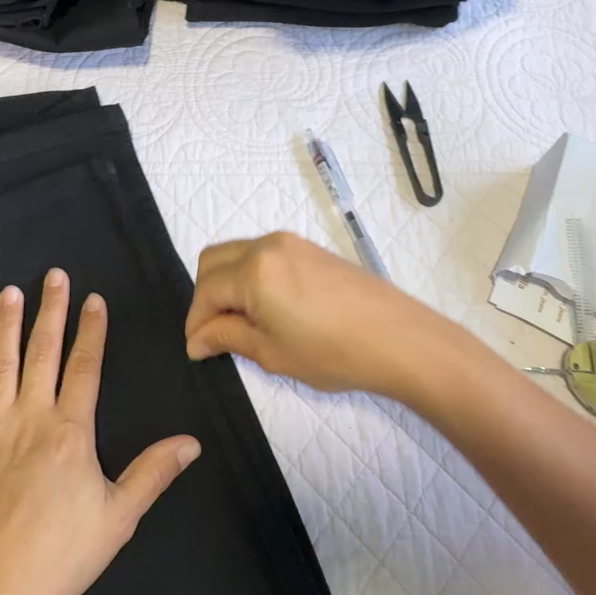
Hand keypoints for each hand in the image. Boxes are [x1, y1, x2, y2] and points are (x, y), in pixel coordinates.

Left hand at [0, 269, 201, 594]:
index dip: (91, 330)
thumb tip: (190, 442)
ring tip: (9, 293)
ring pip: (0, 365)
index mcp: (70, 432)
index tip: (94, 299)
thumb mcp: (118, 517)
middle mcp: (30, 419)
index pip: (85, 367)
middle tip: (54, 275)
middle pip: (44, 353)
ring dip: (6, 326)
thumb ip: (153, 473)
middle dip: (51, 311)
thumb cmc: (59, 556)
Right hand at [184, 231, 460, 398]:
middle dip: (206, 295)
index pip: (206, 290)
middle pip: (213, 260)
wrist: (399, 338)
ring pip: (237, 253)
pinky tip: (267, 307)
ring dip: (227, 282)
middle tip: (214, 332)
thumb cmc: (332, 352)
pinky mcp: (309, 248)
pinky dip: (250, 275)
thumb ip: (227, 337)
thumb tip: (197, 340)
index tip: (197, 349)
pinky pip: (262, 254)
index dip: (196, 322)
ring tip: (241, 322)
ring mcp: (290, 242)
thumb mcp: (272, 352)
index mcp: (253, 270)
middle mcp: (266, 245)